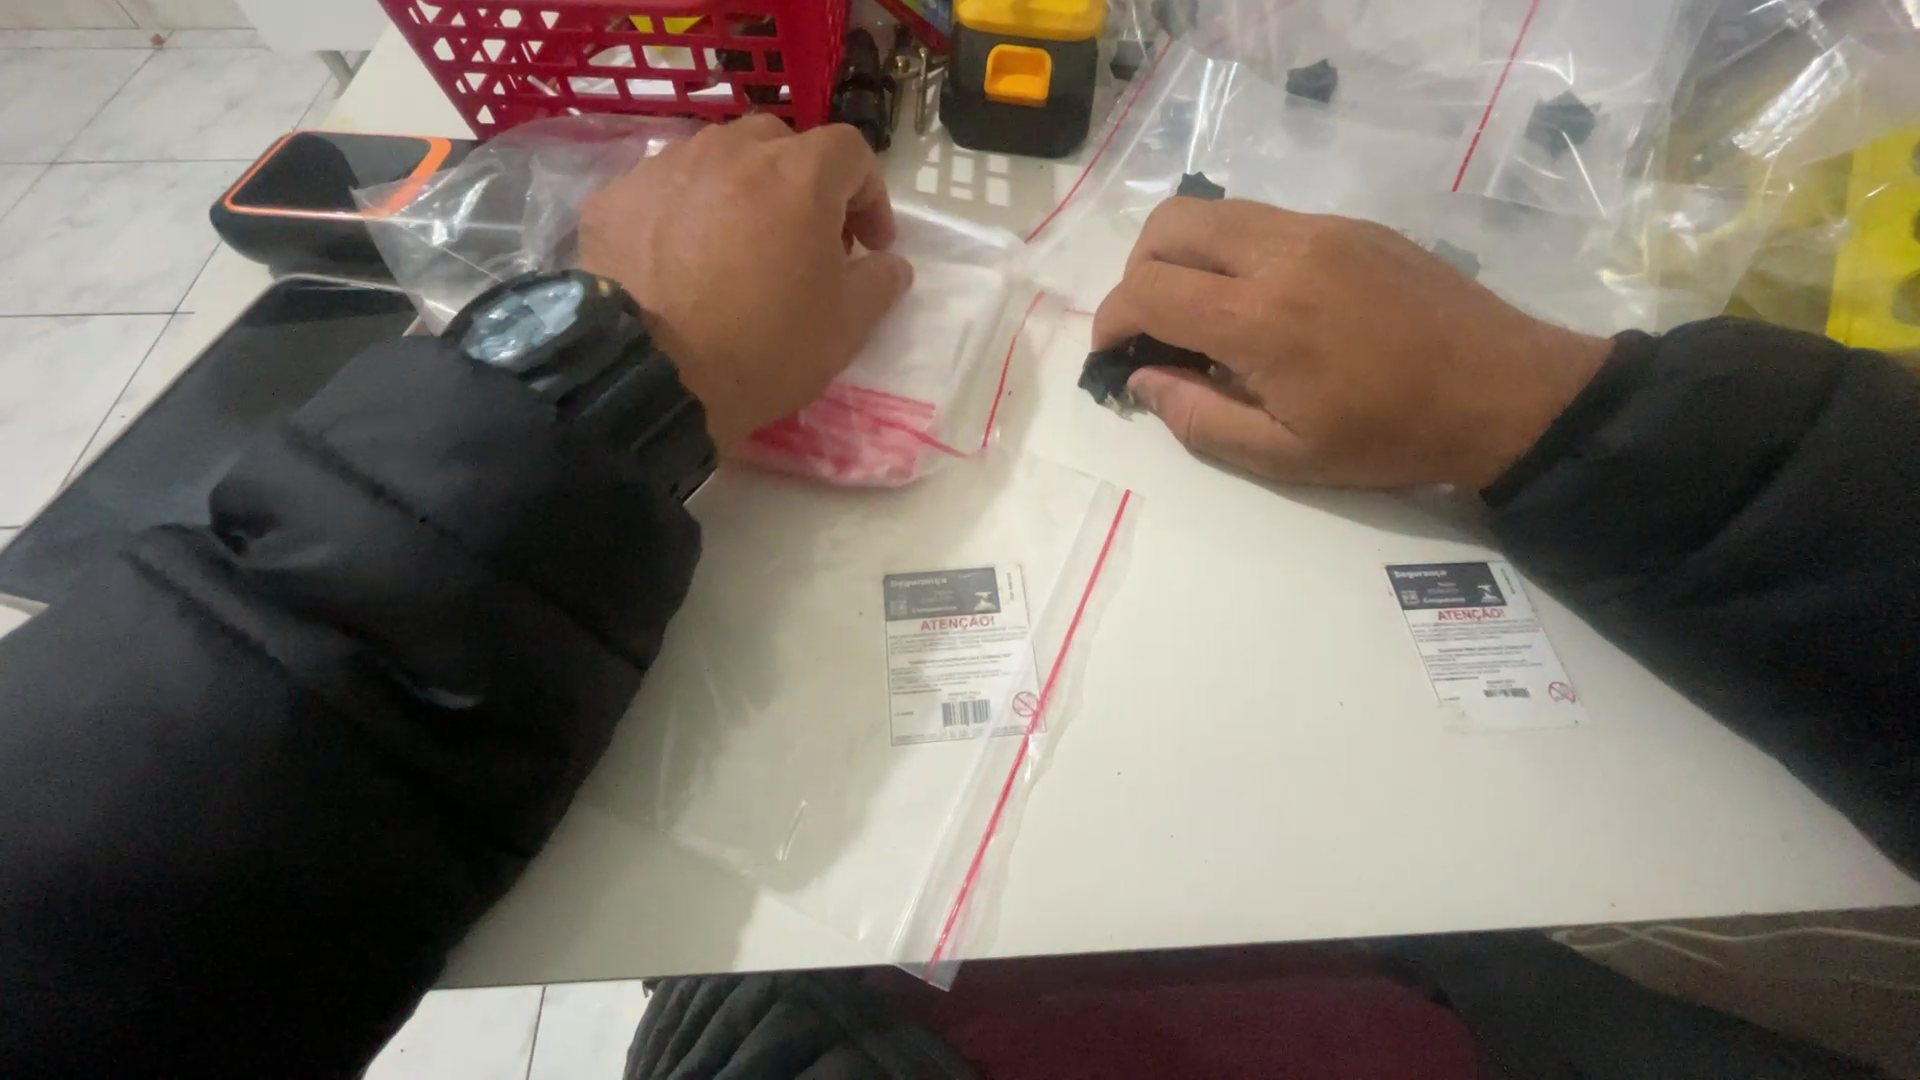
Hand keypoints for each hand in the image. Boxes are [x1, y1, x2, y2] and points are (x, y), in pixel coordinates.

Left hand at [579, 116, 913, 451]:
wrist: (657, 378)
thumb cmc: (768, 350)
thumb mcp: (848, 328)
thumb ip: (880, 283)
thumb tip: (891, 264)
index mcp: (798, 178)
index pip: (851, 152)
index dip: (871, 195)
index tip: (871, 244)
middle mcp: (730, 153)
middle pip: (781, 146)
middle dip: (805, 186)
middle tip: (807, 242)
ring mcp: (666, 168)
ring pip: (719, 160)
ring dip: (745, 193)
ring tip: (741, 249)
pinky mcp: (617, 198)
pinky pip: (667, 190)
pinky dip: (688, 213)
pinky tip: (685, 261)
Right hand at [1093, 199, 1611, 490]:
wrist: (1504, 392)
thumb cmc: (1385, 438)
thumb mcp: (1279, 455)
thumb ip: (1195, 417)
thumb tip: (1141, 380)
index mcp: (1260, 319)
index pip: (1147, 290)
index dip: (1110, 320)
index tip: (1109, 354)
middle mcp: (1281, 253)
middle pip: (1167, 226)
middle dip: (1134, 275)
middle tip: (1147, 328)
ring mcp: (1319, 228)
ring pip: (1211, 211)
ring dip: (1178, 257)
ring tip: (1194, 314)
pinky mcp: (1347, 223)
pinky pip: (1258, 218)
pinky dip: (1226, 252)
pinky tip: (1251, 302)